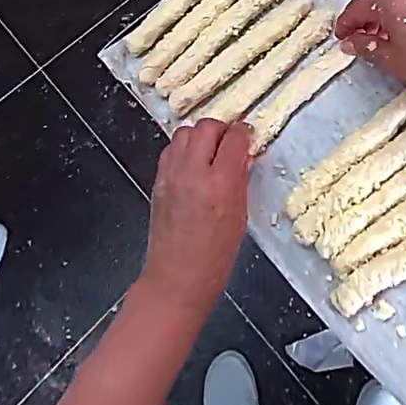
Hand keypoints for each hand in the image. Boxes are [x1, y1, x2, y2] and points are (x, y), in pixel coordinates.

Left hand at [137, 119, 252, 312]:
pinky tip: (192, 162)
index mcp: (221, 184)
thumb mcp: (240, 216)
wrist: (177, 277)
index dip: (243, 133)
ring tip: (210, 151)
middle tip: (229, 142)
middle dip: (222, 129)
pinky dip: (184, 148)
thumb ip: (240, 180)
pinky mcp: (158, 178)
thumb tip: (242, 155)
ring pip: (186, 131)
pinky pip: (172, 148)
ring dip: (201, 135)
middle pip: (207, 126)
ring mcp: (172, 173)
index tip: (247, 136)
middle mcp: (194, 172)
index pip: (234, 138)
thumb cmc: (214, 256)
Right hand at [335, 0, 405, 92]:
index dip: (346, 22)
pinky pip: (402, 0)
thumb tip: (350, 42)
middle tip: (354, 29)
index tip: (342, 35)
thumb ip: (364, 45)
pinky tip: (391, 32)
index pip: (358, 7)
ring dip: (375, 9)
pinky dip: (390, 10)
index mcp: (390, 3)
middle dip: (359, 8)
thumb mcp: (387, 56)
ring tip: (372, 34)